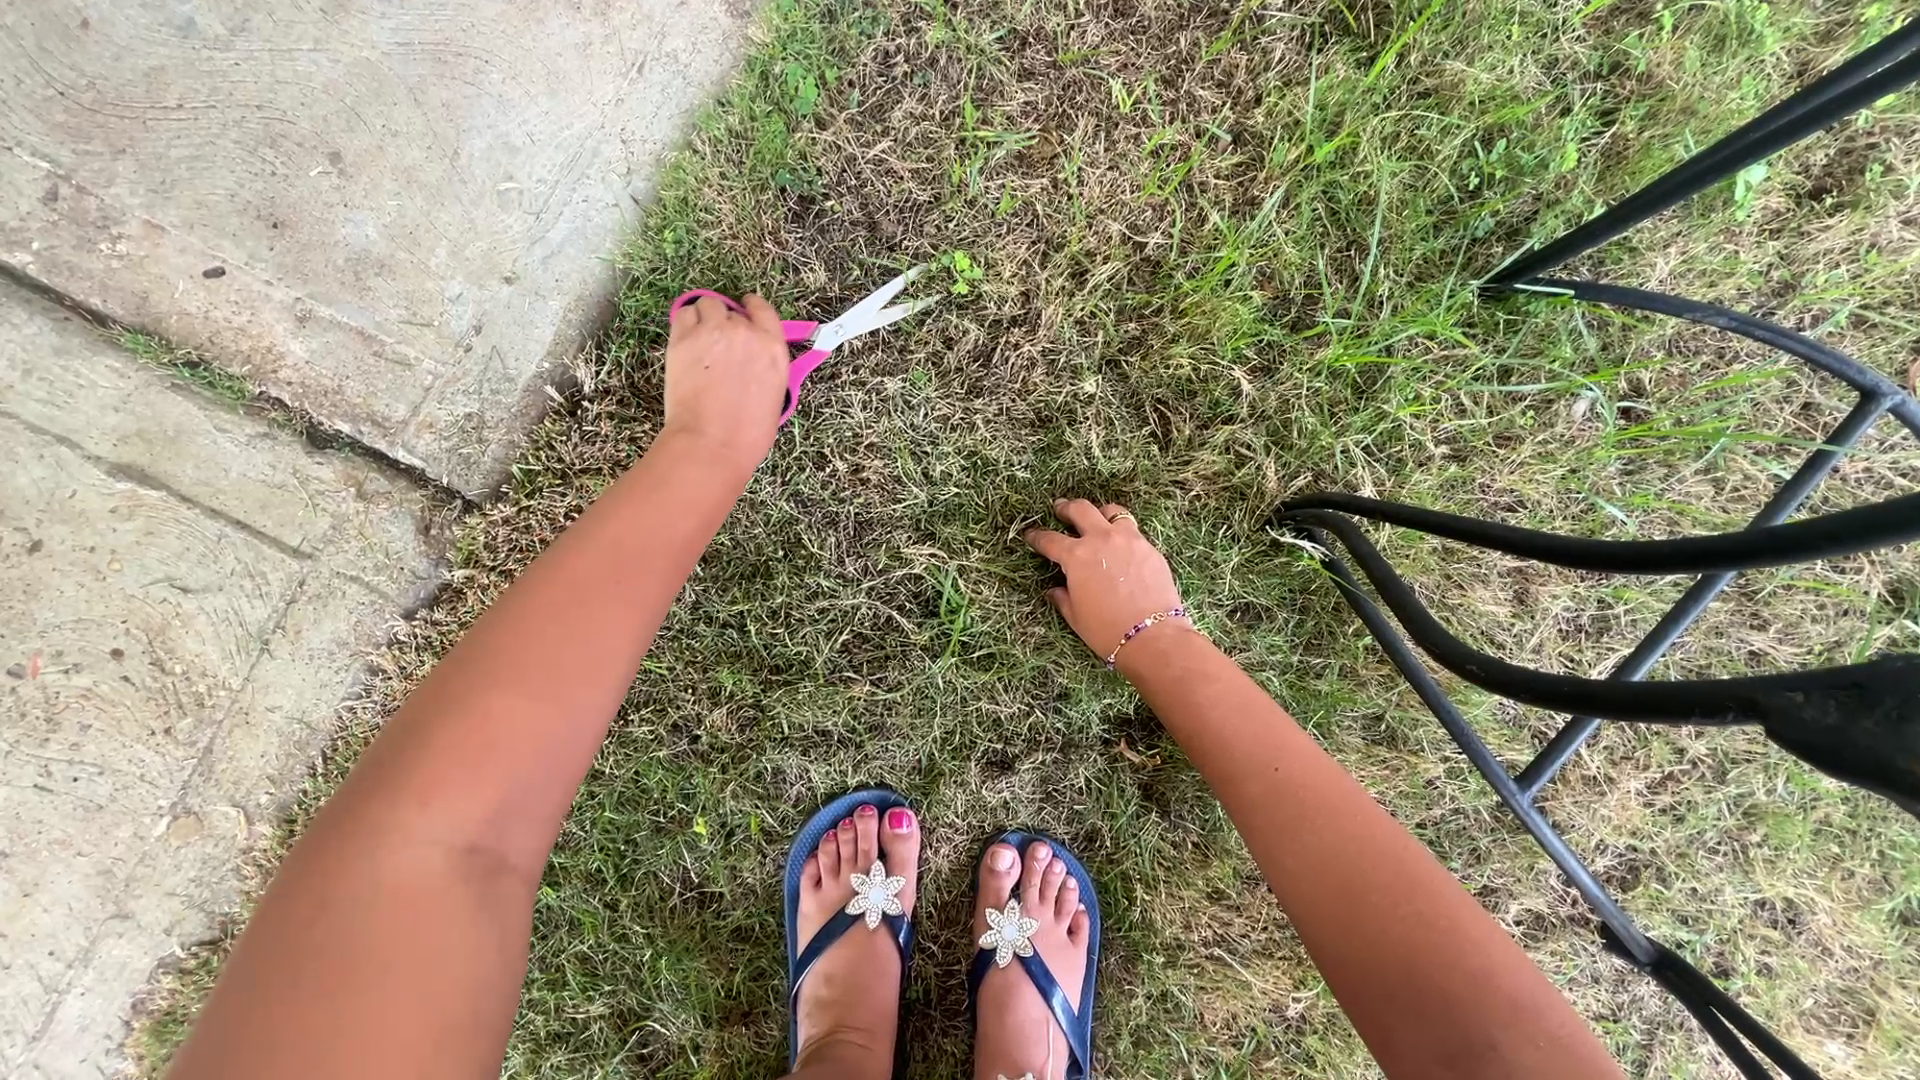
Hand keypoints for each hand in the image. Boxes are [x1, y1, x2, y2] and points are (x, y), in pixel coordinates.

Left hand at [662, 294, 791, 467]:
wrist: (712, 442)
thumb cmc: (747, 434)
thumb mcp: (775, 397)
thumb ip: (766, 368)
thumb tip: (753, 363)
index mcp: (774, 349)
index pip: (764, 311)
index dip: (752, 307)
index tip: (746, 306)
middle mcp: (745, 333)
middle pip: (733, 310)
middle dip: (726, 321)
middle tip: (719, 341)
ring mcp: (712, 332)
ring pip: (707, 305)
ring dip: (705, 316)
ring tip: (701, 336)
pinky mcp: (683, 338)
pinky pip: (684, 314)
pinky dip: (686, 321)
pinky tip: (686, 337)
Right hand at [1025, 499, 1187, 668]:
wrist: (1153, 637)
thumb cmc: (1106, 630)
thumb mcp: (1076, 616)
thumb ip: (1063, 598)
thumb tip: (1055, 590)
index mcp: (1076, 556)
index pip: (1049, 540)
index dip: (1037, 537)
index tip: (1031, 535)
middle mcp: (1101, 540)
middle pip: (1081, 510)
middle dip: (1067, 508)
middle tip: (1060, 509)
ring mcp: (1129, 540)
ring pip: (1112, 512)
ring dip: (1100, 513)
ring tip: (1097, 519)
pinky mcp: (1150, 548)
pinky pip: (1133, 530)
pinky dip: (1122, 532)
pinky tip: (1121, 545)